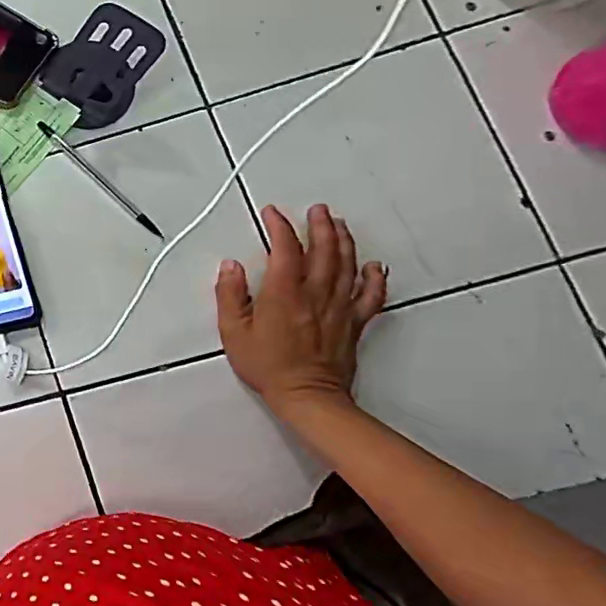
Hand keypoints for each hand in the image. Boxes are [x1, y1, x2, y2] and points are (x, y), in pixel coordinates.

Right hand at [216, 204, 386, 407]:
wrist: (306, 395)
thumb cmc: (267, 365)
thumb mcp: (232, 330)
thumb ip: (230, 295)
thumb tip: (231, 268)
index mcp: (283, 295)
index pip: (284, 250)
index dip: (280, 227)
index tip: (273, 214)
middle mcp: (315, 295)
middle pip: (323, 251)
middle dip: (320, 226)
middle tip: (317, 210)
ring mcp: (339, 308)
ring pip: (347, 265)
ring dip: (343, 241)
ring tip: (339, 224)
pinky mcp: (353, 322)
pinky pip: (370, 294)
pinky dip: (375, 277)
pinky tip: (374, 266)